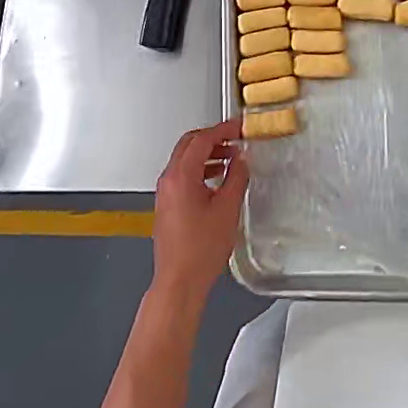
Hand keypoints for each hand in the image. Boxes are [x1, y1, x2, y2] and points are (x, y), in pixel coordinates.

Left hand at [150, 119, 247, 304]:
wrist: (179, 280)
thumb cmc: (200, 249)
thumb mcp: (227, 209)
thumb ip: (236, 178)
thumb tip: (241, 161)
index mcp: (181, 176)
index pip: (202, 140)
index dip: (223, 129)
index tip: (238, 127)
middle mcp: (168, 180)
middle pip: (189, 144)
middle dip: (213, 137)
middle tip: (234, 138)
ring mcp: (165, 192)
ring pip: (185, 159)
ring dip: (208, 154)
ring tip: (231, 158)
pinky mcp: (167, 204)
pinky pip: (183, 175)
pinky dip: (201, 169)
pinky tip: (218, 179)